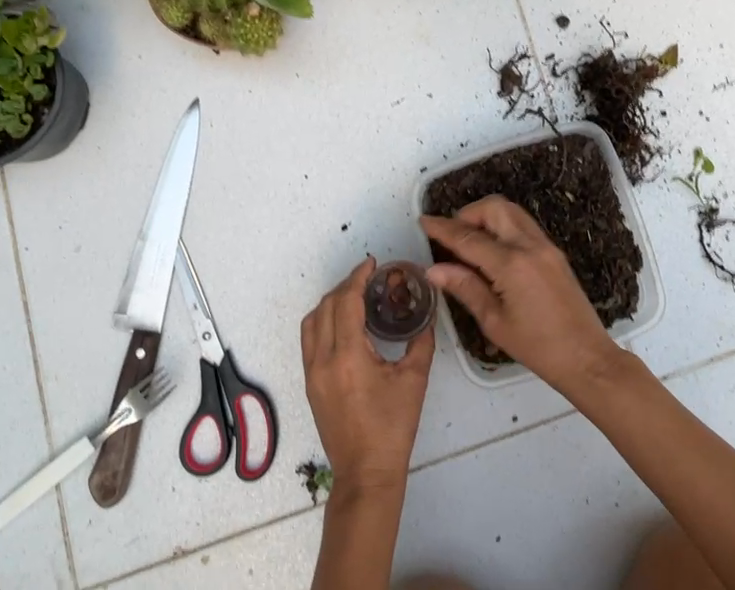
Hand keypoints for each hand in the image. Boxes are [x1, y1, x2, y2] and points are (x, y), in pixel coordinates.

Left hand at [300, 257, 433, 493]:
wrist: (366, 471)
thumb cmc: (393, 427)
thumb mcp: (414, 380)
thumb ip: (420, 343)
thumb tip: (426, 317)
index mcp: (348, 356)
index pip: (346, 302)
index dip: (358, 278)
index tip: (372, 264)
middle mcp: (323, 359)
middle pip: (326, 307)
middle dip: (345, 286)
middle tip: (368, 278)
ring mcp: (311, 372)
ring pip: (311, 322)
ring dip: (330, 302)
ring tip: (354, 296)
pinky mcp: (309, 383)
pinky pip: (309, 340)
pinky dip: (322, 321)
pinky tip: (343, 323)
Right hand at [421, 196, 622, 394]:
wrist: (586, 357)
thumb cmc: (537, 347)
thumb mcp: (494, 322)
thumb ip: (465, 288)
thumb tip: (434, 269)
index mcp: (512, 264)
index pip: (468, 238)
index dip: (442, 228)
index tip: (424, 222)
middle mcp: (530, 246)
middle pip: (494, 208)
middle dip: (467, 214)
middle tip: (450, 235)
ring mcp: (546, 247)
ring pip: (512, 212)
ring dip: (487, 217)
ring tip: (469, 241)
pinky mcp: (555, 254)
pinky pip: (524, 226)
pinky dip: (504, 227)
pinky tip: (492, 251)